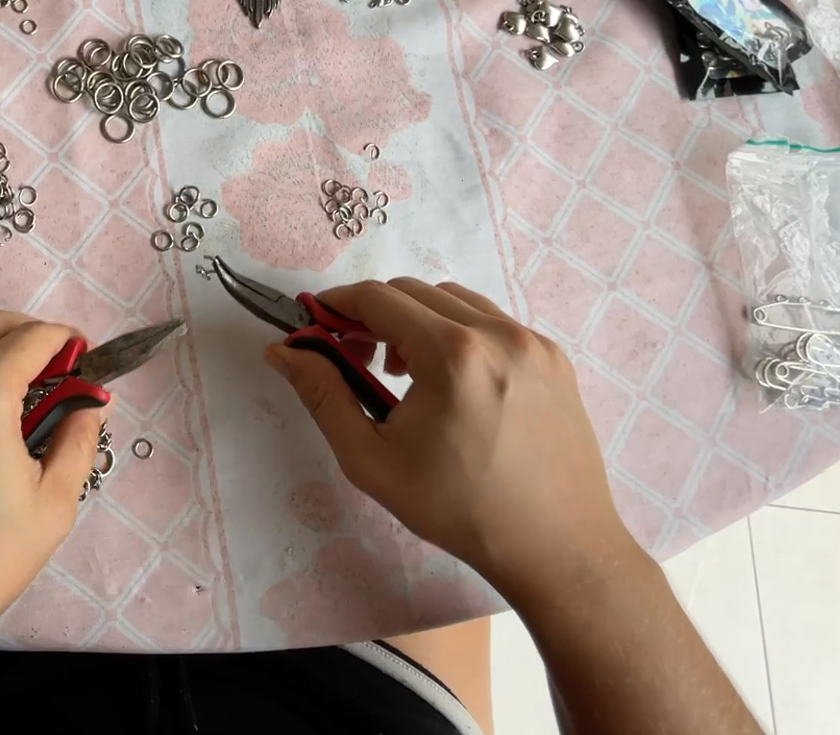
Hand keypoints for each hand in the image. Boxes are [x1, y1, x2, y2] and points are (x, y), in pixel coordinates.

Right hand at [264, 279, 637, 601]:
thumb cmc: (456, 508)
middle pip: (412, 290)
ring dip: (413, 318)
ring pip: (451, 299)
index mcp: (453, 355)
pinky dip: (453, 330)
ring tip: (403, 371)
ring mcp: (533, 342)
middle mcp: (498, 334)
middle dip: (372, 313)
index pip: (377, 297)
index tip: (314, 325)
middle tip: (354, 356)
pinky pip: (488, 319)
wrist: (559, 550)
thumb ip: (321, 394)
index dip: (336, 304)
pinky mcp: (553, 358)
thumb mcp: (369, 458)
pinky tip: (447, 379)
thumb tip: (280, 352)